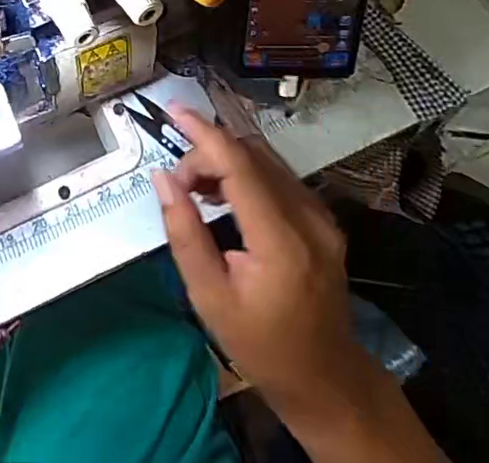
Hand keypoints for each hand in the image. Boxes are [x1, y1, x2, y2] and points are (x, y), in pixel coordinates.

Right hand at [151, 109, 438, 462]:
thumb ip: (185, 232)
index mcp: (281, 241)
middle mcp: (309, 218)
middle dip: (207, 153)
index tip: (174, 110)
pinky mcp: (322, 217)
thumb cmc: (261, 344)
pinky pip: (278, 174)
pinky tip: (224, 194)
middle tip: (179, 182)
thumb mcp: (209, 297)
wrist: (325, 377)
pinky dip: (245, 171)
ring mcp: (321, 216)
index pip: (240, 166)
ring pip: (266, 158)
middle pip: (251, 155)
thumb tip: (164, 178)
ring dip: (225, 159)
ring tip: (197, 188)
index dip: (204, 133)